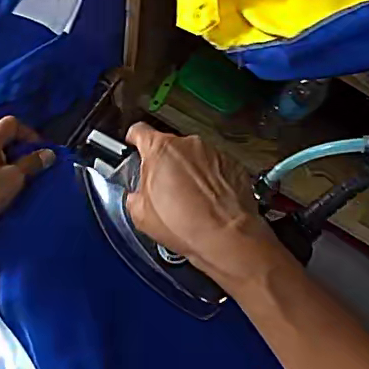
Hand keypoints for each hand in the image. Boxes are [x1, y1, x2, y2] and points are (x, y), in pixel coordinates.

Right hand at [125, 123, 280, 283]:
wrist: (227, 237)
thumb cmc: (187, 225)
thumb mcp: (141, 214)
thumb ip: (135, 194)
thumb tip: (137, 196)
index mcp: (160, 149)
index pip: (139, 131)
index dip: (134, 140)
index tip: (134, 145)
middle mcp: (189, 145)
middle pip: (170, 147)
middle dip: (166, 166)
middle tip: (165, 192)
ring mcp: (214, 153)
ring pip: (195, 158)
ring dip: (191, 174)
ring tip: (190, 202)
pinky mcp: (234, 165)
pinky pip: (217, 168)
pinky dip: (212, 180)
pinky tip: (208, 202)